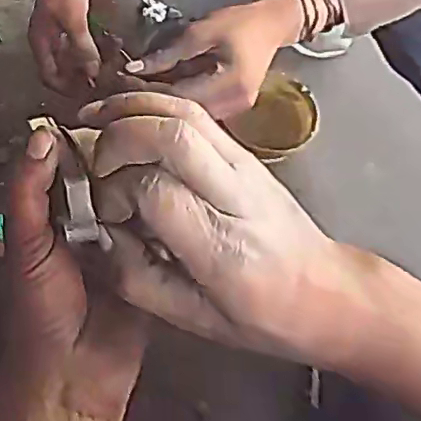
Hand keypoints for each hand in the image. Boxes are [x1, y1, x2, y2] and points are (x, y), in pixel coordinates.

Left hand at [2, 125, 147, 419]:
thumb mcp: (24, 243)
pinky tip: (177, 194)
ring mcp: (118, 234)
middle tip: (141, 138)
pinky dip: (165, 213)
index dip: (81, 137)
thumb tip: (41, 139)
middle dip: (120, 158)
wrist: (75, 373)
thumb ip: (27, 192)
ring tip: (162, 160)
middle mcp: (84, 216)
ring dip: (144, 183)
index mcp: (49, 208)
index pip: (65, 158)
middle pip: (106, 172)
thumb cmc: (38, 312)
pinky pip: (158, 225)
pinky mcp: (147, 256)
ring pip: (133, 193)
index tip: (104, 115)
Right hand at [28, 0, 101, 96]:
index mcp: (41, 43)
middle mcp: (44, 42)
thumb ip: (82, 49)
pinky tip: (102, 49)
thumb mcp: (75, 21)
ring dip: (84, 64)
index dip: (66, 88)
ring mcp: (52, 33)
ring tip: (105, 67)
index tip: (87, 91)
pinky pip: (72, 45)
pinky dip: (85, 50)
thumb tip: (91, 75)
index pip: (49, 77)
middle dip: (78, 78)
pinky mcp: (61, 24)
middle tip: (100, 81)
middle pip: (58, 70)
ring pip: (67, 58)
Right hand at [82, 92, 389, 372]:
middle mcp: (237, 196)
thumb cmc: (262, 315)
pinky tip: (125, 112)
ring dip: (131, 107)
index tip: (104, 211)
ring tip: (93, 118)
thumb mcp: (191, 318)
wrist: (327, 291)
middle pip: (172, 136)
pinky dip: (152, 103)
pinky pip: (193, 111)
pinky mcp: (242, 150)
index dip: (116, 193)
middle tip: (95, 161)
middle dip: (118, 138)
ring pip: (184, 111)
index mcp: (224, 250)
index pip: (157, 192)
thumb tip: (93, 230)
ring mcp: (244, 165)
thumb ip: (133, 276)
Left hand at [127, 0, 301, 119]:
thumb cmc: (239, 23)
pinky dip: (175, 101)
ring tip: (132, 91)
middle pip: (181, 112)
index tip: (119, 83)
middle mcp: (233, 106)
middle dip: (149, 101)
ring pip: (187, 116)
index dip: (146, 92)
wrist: (272, 25)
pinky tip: (156, 91)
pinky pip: (196, 110)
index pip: (177, 97)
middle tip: (119, 91)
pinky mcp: (229, 109)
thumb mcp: (201, 31)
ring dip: (161, 104)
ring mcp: (233, 112)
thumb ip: (168, 53)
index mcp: (230, 86)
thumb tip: (133, 68)